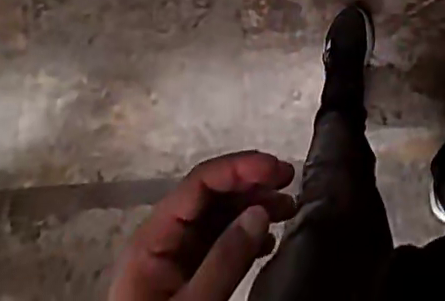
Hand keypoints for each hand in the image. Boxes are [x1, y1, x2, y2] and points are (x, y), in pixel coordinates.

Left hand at [109, 151, 297, 300]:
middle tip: (291, 184)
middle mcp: (162, 238)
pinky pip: (218, 239)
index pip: (200, 182)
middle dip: (252, 183)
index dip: (240, 167)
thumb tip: (260, 210)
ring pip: (217, 214)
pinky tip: (268, 241)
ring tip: (288, 209)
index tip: (278, 170)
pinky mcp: (184, 276)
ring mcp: (173, 257)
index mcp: (154, 238)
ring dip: (253, 205)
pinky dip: (246, 232)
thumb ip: (225, 260)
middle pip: (210, 193)